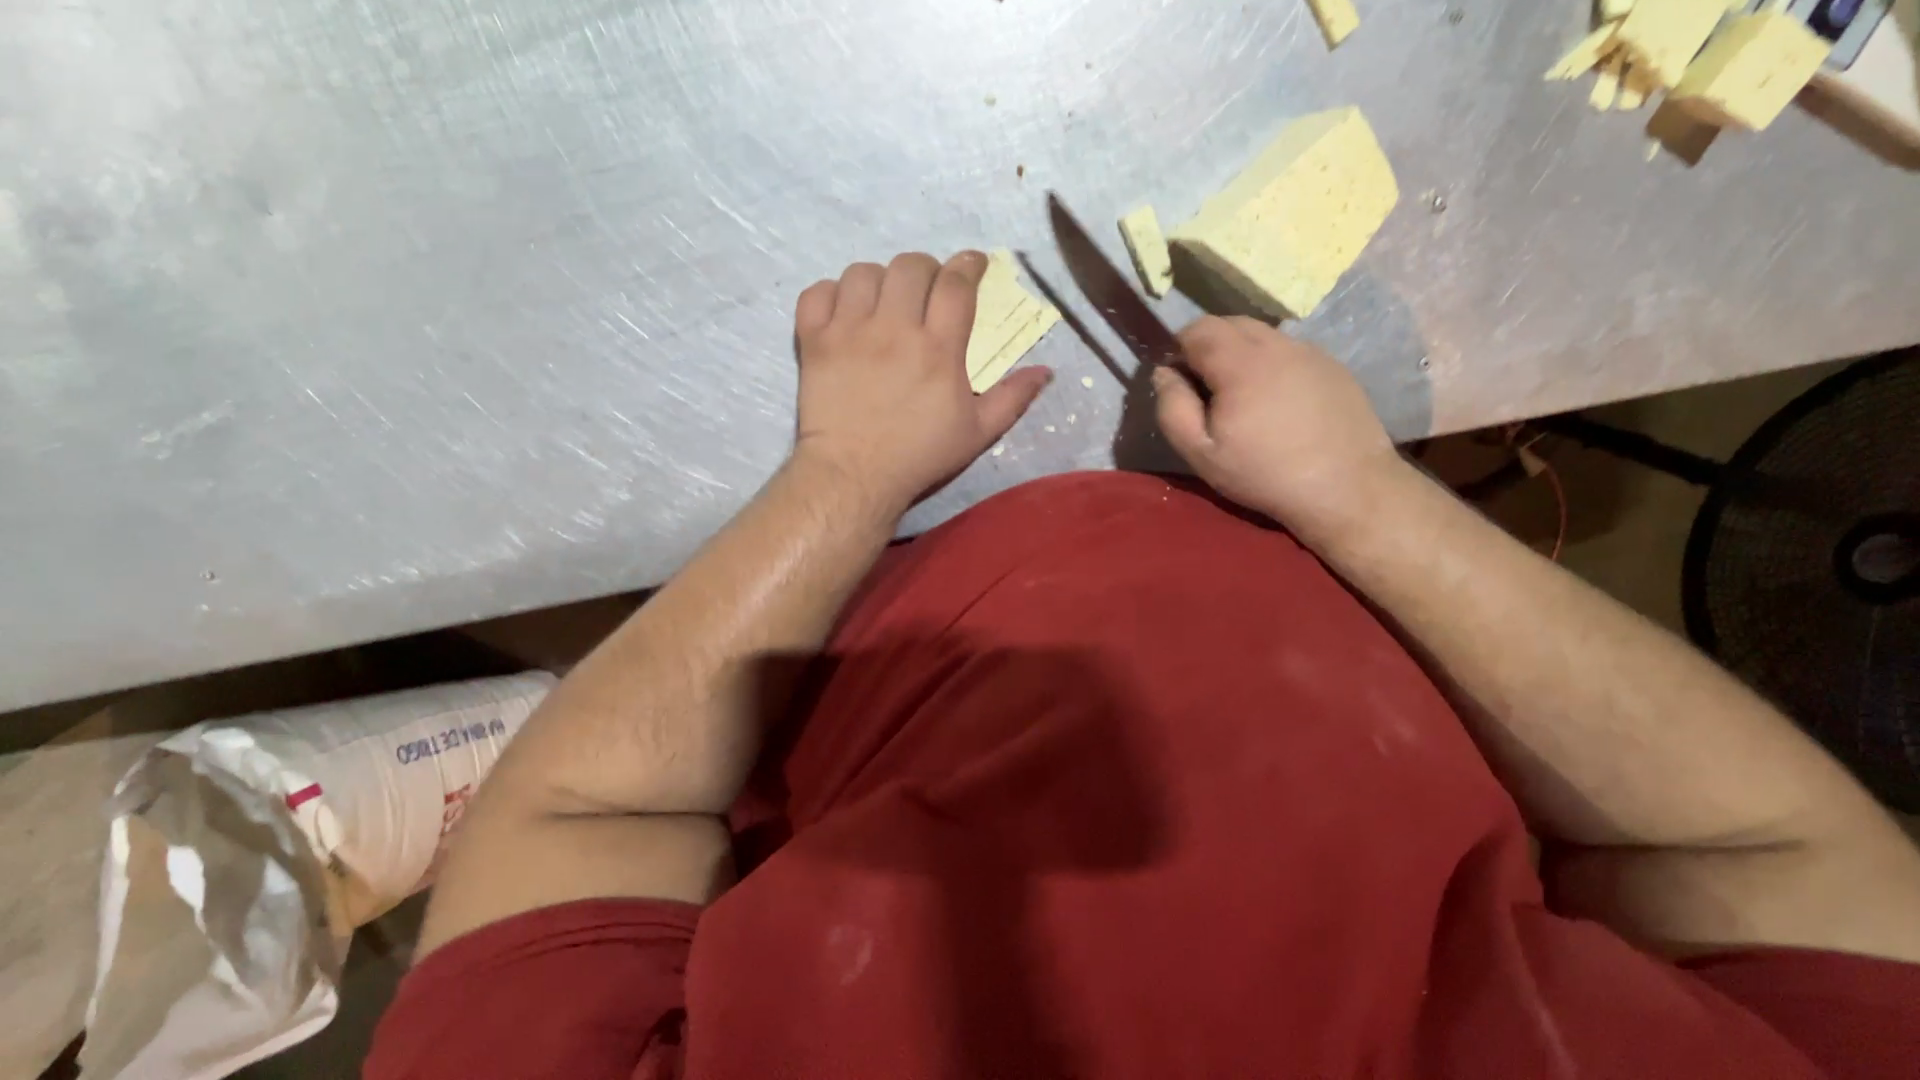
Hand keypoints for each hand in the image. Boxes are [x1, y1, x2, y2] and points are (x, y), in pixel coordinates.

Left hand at [790, 252, 1051, 518]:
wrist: (854, 475)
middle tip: (927, 288)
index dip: (968, 265)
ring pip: (862, 273)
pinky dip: (830, 294)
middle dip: (925, 268)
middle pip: (910, 266)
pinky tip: (843, 312)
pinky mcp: (814, 341)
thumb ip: (1012, 397)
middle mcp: (894, 329)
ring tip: (883, 300)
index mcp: (938, 348)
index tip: (972, 264)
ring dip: (878, 279)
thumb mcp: (978, 432)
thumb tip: (1046, 371)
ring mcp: (849, 332)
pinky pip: (817, 292)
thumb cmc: (919, 456)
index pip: (956, 284)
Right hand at [1153, 316, 1401, 538]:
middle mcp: (1277, 344)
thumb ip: (1173, 408)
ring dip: (1242, 354)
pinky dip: (1273, 365)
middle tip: (1208, 390)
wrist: (1347, 486)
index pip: (1197, 329)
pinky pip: (1290, 351)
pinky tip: (1279, 403)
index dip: (1180, 349)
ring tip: (1244, 397)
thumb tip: (1163, 373)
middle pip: (1230, 323)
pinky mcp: (1332, 365)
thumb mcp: (1202, 453)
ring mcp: (1309, 351)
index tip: (1181, 383)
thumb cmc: (1265, 474)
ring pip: (1262, 335)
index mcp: (1240, 362)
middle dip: (1209, 346)